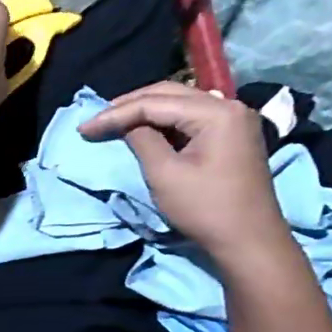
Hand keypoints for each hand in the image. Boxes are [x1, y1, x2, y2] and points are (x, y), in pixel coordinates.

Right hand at [77, 81, 290, 259]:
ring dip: (142, 109)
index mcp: (216, 113)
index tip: (83, 129)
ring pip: (177, 101)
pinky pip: (188, 115)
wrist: (248, 238)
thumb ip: (141, 140)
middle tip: (95, 120)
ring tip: (111, 122)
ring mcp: (233, 119)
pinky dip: (160, 119)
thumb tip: (123, 125)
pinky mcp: (230, 133)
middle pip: (167, 93)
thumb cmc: (204, 206)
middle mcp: (229, 106)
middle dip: (127, 105)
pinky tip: (140, 128)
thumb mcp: (163, 172)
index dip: (113, 114)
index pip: (153, 103)